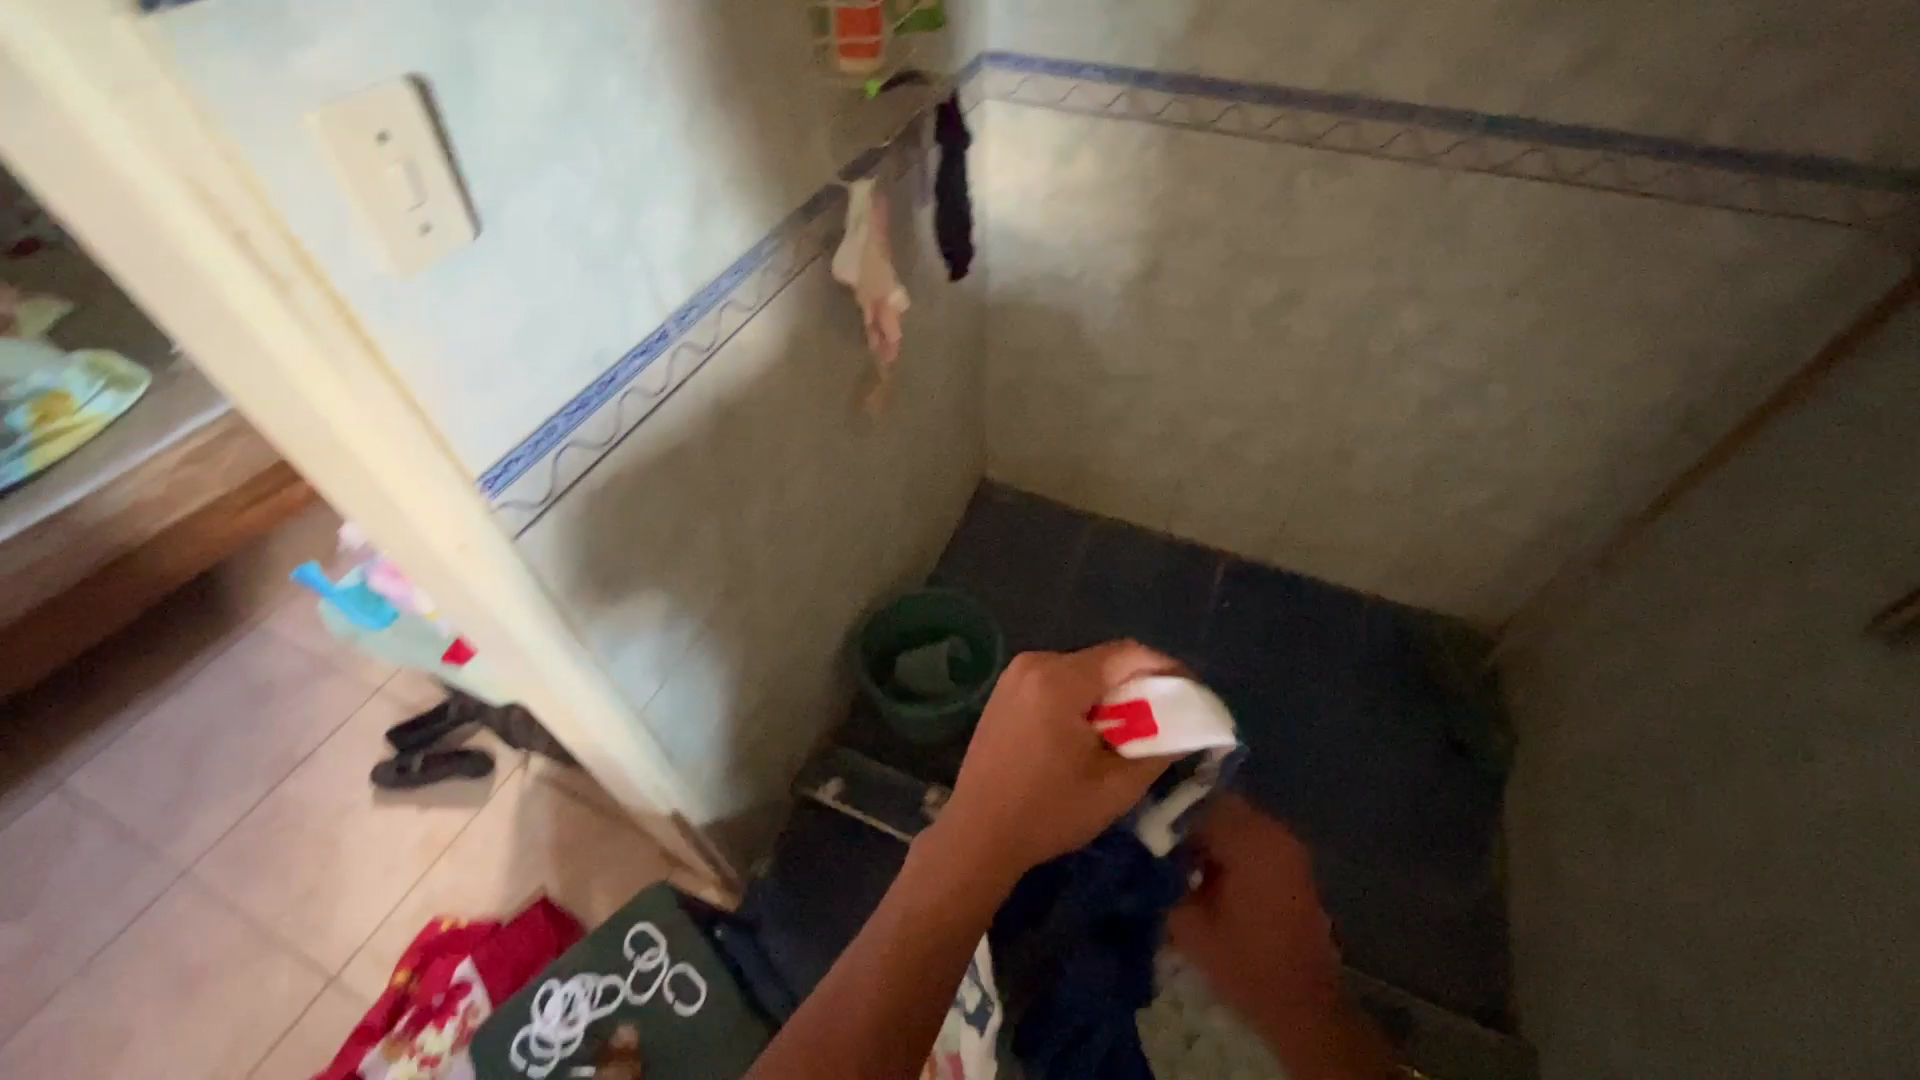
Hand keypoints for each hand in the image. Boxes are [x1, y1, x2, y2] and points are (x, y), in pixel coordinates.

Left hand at [927, 641, 1184, 888]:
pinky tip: (1091, 732)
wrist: (978, 833)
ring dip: (1109, 694)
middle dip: (1138, 685)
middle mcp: (1033, 664)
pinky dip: (1082, 699)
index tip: (1192, 695)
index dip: (1166, 670)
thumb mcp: (1116, 787)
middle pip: (1103, 661)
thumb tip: (1189, 728)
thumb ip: (1158, 749)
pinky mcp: (1004, 692)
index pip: (1127, 655)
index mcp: (1059, 680)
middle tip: (1166, 718)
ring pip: (1080, 671)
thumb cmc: (1048, 812)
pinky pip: (1057, 682)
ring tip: (1131, 729)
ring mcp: (1014, 676)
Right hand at [1167, 795, 1342, 1020]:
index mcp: (1250, 839)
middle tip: (1161, 847)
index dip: (1168, 815)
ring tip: (1180, 863)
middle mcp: (1273, 833)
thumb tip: (1145, 855)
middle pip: (1220, 807)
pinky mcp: (1293, 868)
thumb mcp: (1188, 925)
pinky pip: (1252, 841)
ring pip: (1236, 822)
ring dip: (1209, 836)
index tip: (1144, 832)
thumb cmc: (1244, 963)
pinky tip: (1207, 877)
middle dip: (1189, 823)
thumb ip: (1164, 880)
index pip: (1198, 804)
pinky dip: (1229, 849)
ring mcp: (1288, 849)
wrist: (1304, 1006)